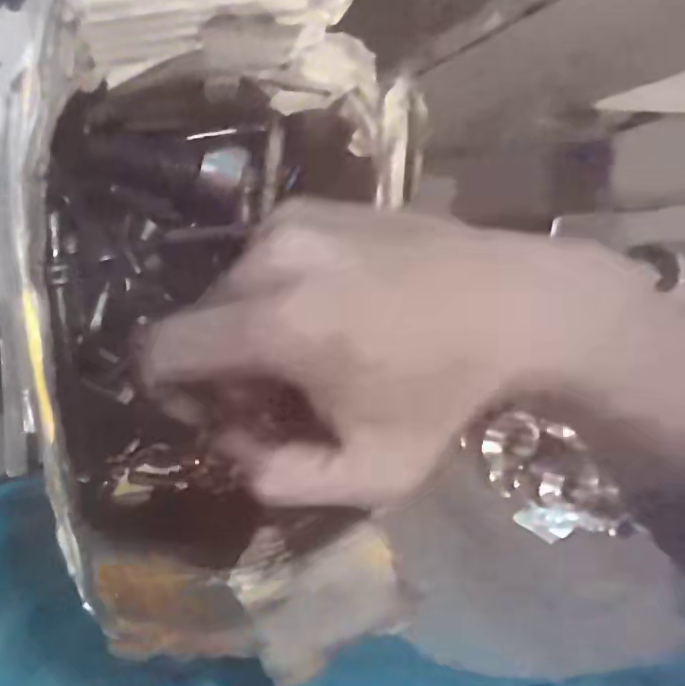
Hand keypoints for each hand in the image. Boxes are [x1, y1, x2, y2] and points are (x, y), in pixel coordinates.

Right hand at [142, 202, 683, 508]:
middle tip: (268, 392)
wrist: (524, 303)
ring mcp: (285, 222)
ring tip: (300, 351)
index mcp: (277, 324)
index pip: (160, 348)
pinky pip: (251, 263)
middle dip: (212, 366)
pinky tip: (320, 309)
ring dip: (239, 330)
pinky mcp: (302, 206)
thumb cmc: (444, 395)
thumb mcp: (370, 473)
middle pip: (191, 323)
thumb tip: (223, 438)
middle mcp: (268, 258)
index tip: (209, 409)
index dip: (165, 387)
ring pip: (220, 293)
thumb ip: (275, 479)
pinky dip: (265, 294)